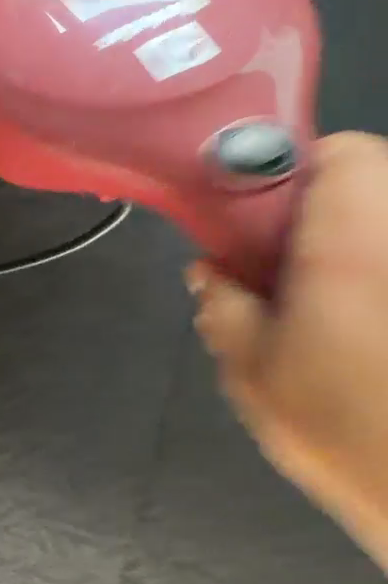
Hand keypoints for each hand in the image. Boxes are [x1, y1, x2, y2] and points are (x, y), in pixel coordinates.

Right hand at [191, 132, 387, 564]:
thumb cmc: (344, 428)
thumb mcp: (250, 370)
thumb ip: (224, 307)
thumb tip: (213, 272)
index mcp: (353, 250)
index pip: (346, 155)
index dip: (296, 168)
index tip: (254, 207)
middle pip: (370, 196)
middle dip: (316, 221)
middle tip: (275, 270)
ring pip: (378, 242)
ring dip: (345, 260)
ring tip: (320, 313)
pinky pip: (381, 279)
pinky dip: (365, 294)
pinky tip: (356, 340)